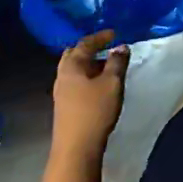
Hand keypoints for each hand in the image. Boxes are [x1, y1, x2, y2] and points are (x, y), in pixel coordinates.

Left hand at [52, 30, 129, 154]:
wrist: (76, 147)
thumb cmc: (94, 110)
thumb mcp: (112, 83)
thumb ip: (117, 63)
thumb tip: (121, 47)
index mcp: (71, 65)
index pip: (85, 43)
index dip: (100, 37)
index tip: (114, 33)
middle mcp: (62, 75)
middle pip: (74, 55)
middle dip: (90, 49)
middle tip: (107, 48)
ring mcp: (61, 91)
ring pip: (75, 70)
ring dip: (90, 65)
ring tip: (108, 67)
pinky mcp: (64, 105)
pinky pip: (76, 82)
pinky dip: (88, 77)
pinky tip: (99, 86)